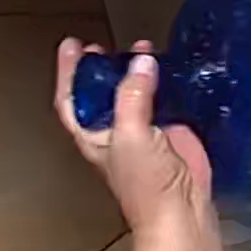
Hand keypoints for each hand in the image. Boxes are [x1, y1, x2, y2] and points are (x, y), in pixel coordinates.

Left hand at [54, 37, 212, 235]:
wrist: (180, 206)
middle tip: (106, 45)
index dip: (69, 72)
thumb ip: (133, 98)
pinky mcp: (174, 128)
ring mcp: (147, 127)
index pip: (74, 97)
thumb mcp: (131, 137)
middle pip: (104, 91)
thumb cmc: (145, 182)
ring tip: (145, 48)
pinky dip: (169, 81)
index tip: (72, 44)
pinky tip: (174, 67)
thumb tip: (143, 61)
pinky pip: (168, 97)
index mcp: (94, 133)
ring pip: (137, 91)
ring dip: (138, 70)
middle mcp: (116, 128)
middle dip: (104, 68)